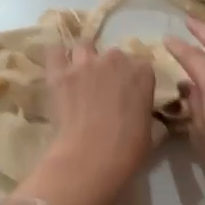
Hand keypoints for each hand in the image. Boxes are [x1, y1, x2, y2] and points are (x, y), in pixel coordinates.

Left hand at [38, 42, 157, 204]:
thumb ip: (145, 112)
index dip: (133, 79)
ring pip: (84, 47)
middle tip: (104, 89)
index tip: (129, 93)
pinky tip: (58, 67)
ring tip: (80, 76)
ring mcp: (86, 64)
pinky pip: (55, 52)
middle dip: (110, 68)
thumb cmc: (128, 150)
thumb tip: (142, 115)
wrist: (92, 157)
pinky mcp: (60, 74)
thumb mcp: (150, 131)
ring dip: (84, 59)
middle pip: (113, 55)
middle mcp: (115, 60)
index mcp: (142, 72)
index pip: (141, 64)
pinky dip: (56, 56)